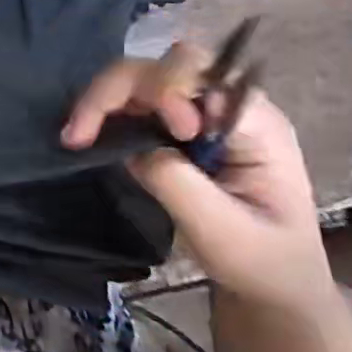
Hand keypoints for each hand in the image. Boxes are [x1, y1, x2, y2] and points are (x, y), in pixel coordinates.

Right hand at [62, 42, 332, 309]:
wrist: (274, 286)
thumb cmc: (261, 264)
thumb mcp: (222, 232)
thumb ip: (176, 181)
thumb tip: (132, 148)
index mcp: (253, 119)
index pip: (197, 72)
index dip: (166, 89)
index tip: (173, 134)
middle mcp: (222, 101)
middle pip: (160, 65)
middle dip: (117, 90)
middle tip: (83, 134)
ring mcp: (197, 110)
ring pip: (140, 77)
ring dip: (105, 99)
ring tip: (78, 135)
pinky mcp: (177, 122)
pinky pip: (135, 99)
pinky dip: (107, 111)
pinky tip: (89, 133)